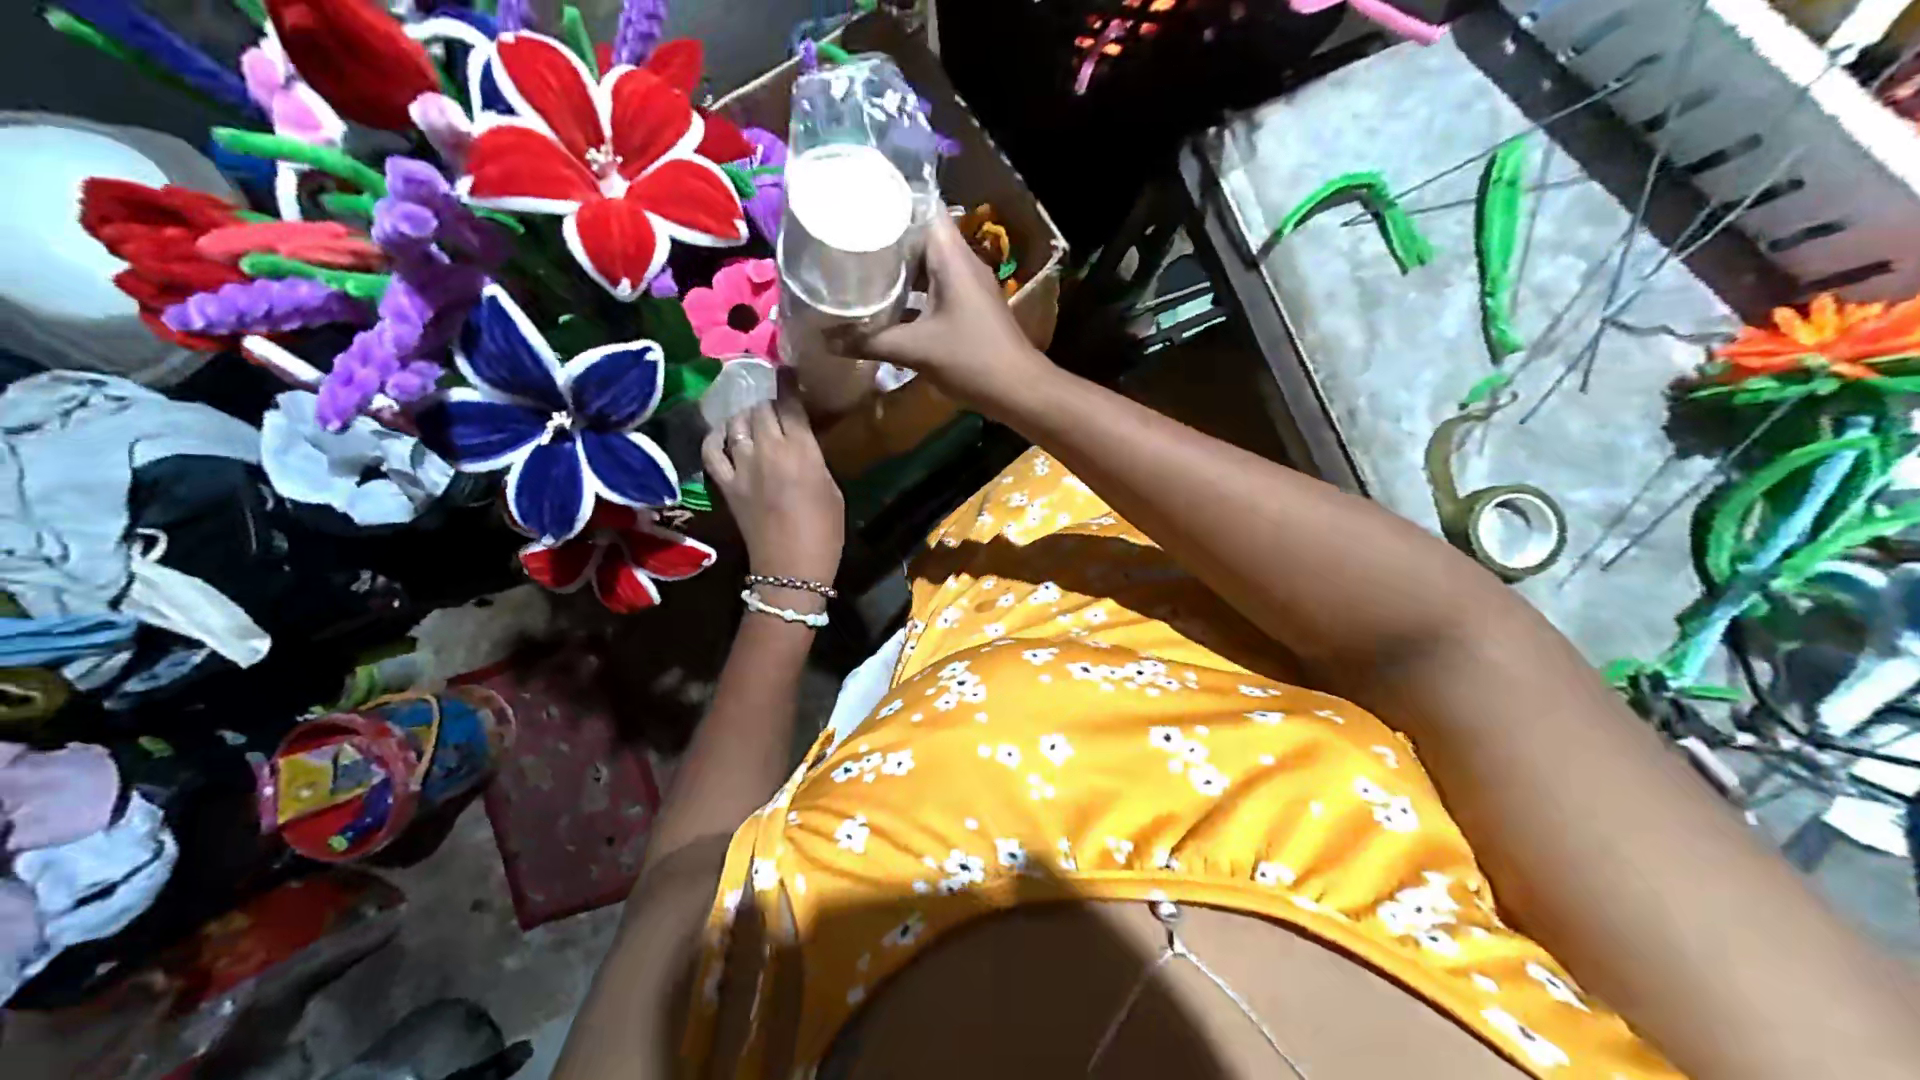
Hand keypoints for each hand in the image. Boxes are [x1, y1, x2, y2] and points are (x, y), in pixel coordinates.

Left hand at [700, 384, 844, 592]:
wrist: (791, 568)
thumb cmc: (825, 532)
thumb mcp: (831, 489)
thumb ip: (813, 458)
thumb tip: (801, 444)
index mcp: (801, 450)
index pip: (790, 404)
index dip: (788, 384)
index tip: (787, 372)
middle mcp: (768, 450)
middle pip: (760, 409)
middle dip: (767, 402)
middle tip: (774, 404)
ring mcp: (742, 466)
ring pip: (737, 423)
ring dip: (745, 415)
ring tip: (751, 417)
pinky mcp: (725, 485)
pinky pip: (712, 451)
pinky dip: (715, 438)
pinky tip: (723, 434)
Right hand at [855, 213, 1054, 410]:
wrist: (1018, 389)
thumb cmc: (970, 359)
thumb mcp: (915, 349)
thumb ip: (869, 341)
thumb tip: (827, 340)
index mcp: (951, 257)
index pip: (921, 207)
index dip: (889, 201)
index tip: (855, 203)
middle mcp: (961, 262)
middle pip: (920, 235)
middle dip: (885, 237)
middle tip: (845, 238)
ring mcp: (967, 286)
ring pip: (927, 264)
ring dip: (898, 267)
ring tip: (858, 268)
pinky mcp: (968, 307)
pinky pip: (934, 287)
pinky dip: (911, 292)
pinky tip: (885, 305)